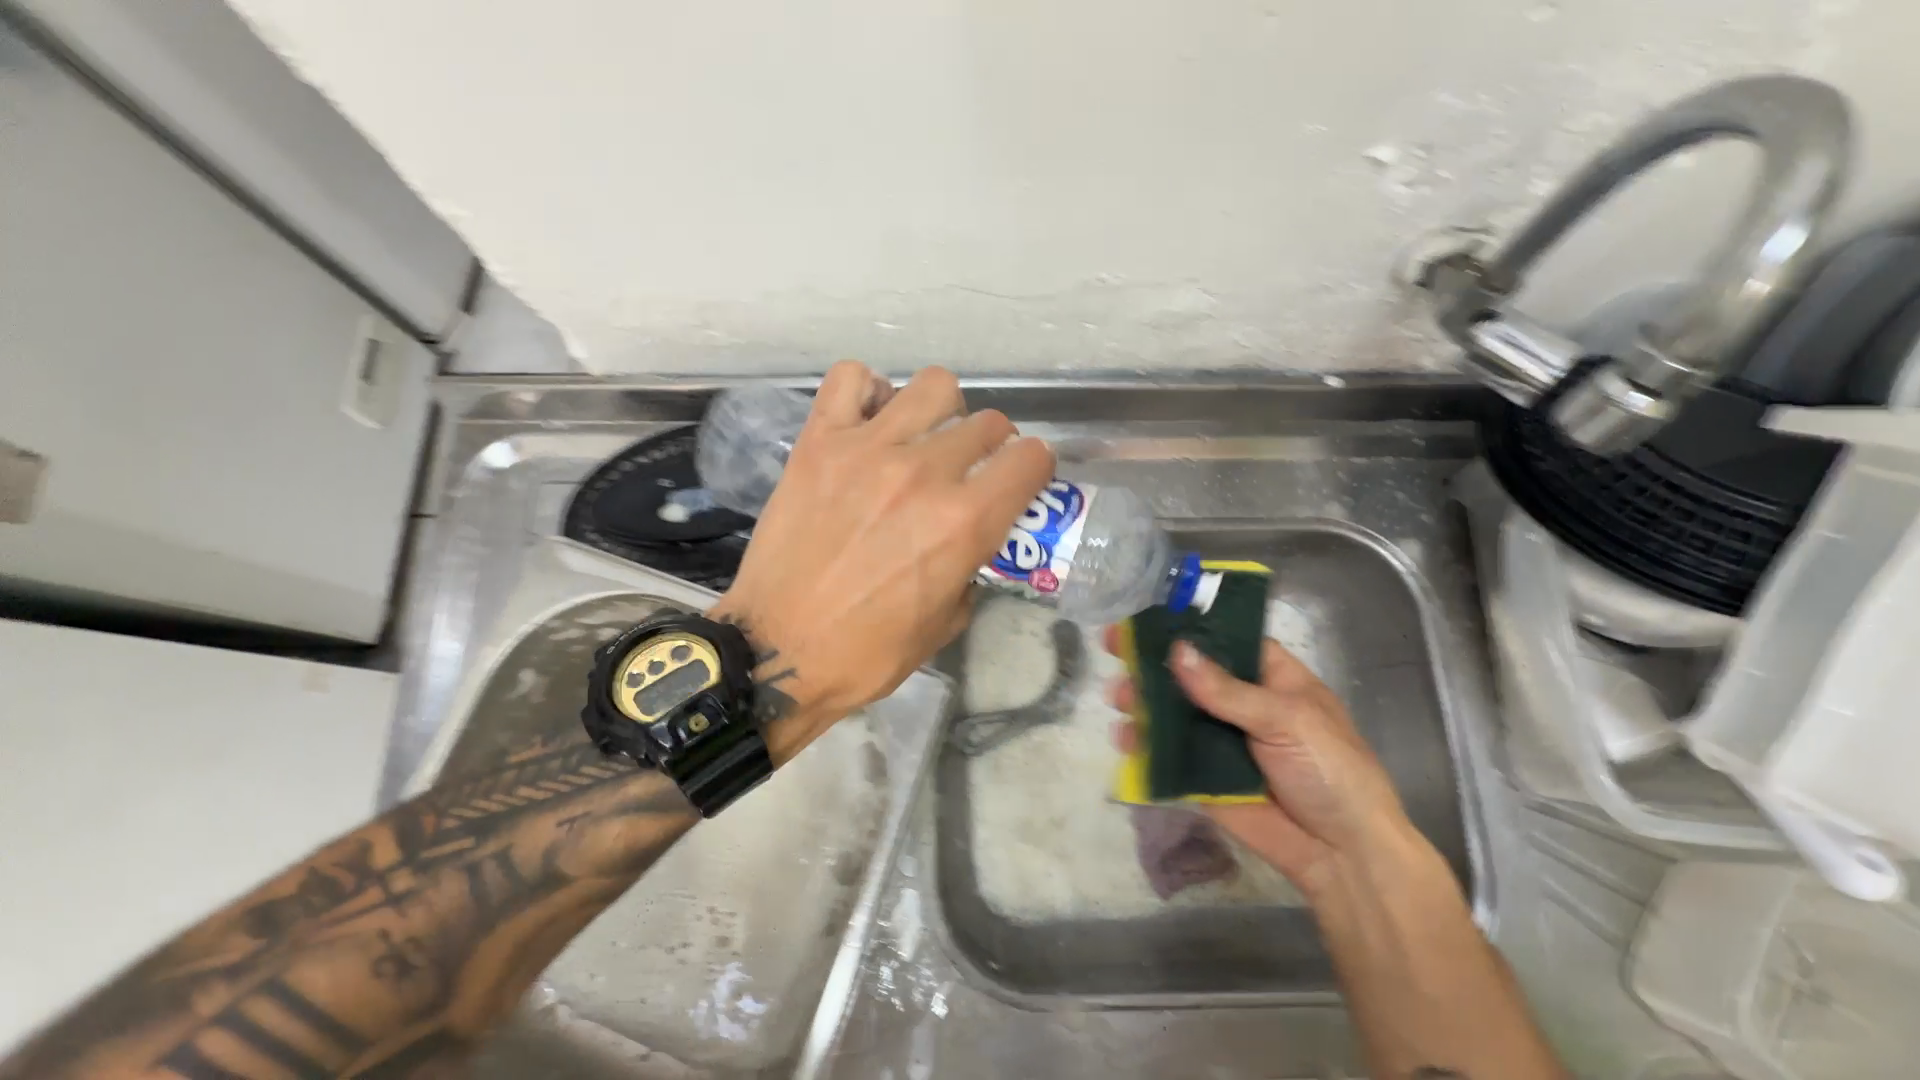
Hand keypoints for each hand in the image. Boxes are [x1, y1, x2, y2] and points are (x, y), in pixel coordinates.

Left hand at [714, 362, 1054, 761]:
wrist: (778, 649)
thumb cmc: (866, 654)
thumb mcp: (946, 623)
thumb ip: (971, 568)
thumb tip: (972, 539)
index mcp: (964, 523)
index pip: (1030, 459)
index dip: (1034, 469)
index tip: (1020, 480)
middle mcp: (924, 473)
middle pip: (988, 422)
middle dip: (994, 446)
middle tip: (970, 468)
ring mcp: (867, 449)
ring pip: (934, 386)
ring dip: (942, 411)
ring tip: (922, 438)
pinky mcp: (818, 441)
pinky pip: (851, 378)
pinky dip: (868, 390)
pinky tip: (869, 421)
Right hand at [1106, 631, 1422, 899]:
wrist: (1343, 853)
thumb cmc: (1331, 771)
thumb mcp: (1287, 719)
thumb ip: (1228, 691)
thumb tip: (1177, 652)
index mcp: (1271, 677)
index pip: (1223, 639)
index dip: (1185, 627)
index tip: (1144, 617)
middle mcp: (1241, 704)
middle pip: (1188, 674)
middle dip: (1152, 663)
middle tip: (1115, 651)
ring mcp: (1220, 742)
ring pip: (1173, 714)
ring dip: (1143, 702)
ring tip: (1118, 699)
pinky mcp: (1204, 779)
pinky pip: (1169, 757)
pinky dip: (1144, 746)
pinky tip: (1124, 738)